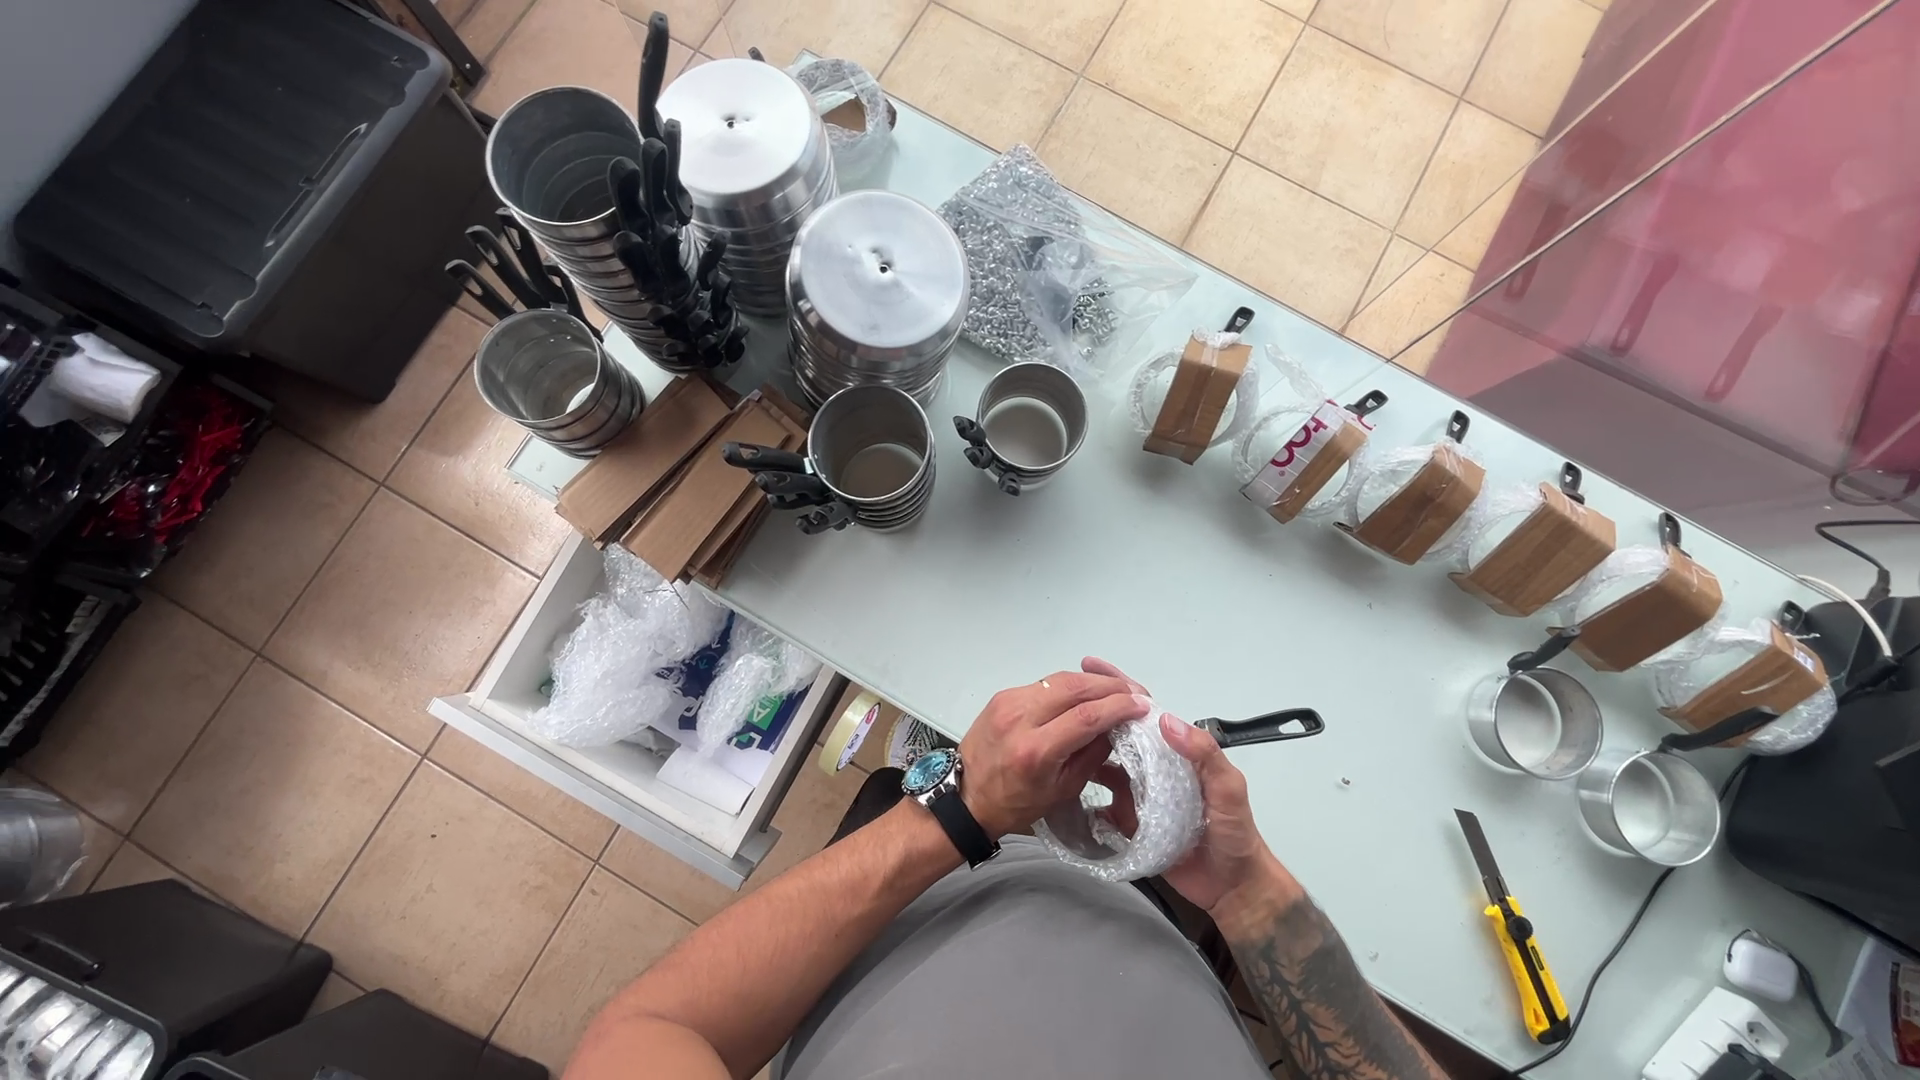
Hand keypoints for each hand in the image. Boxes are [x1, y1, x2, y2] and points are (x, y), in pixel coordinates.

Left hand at [956, 671, 1149, 837]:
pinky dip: (1070, 686)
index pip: (1086, 716)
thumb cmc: (1015, 803)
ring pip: (1060, 679)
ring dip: (1092, 681)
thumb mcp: (1062, 790)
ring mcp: (1008, 702)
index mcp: (1035, 750)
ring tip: (1116, 689)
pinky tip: (1087, 692)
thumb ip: (1091, 755)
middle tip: (1134, 692)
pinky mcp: (1003, 695)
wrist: (964, 796)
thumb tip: (1116, 725)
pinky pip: (1045, 684)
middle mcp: (1020, 719)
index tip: (1141, 705)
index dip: (1118, 707)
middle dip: (1110, 686)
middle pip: (1074, 687)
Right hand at [1079, 658, 1287, 913]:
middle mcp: (1150, 766)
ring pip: (1100, 765)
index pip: (1142, 711)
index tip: (1088, 666)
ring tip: (1050, 742)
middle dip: (1088, 715)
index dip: (1117, 686)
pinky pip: (1096, 804)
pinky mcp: (1125, 822)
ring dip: (1078, 752)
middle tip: (1055, 703)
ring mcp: (1135, 793)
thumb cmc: (1234, 833)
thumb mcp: (1228, 789)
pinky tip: (1055, 787)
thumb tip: (1164, 719)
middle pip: (1115, 733)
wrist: (1232, 888)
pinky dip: (1078, 795)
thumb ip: (1204, 754)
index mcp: (1173, 751)